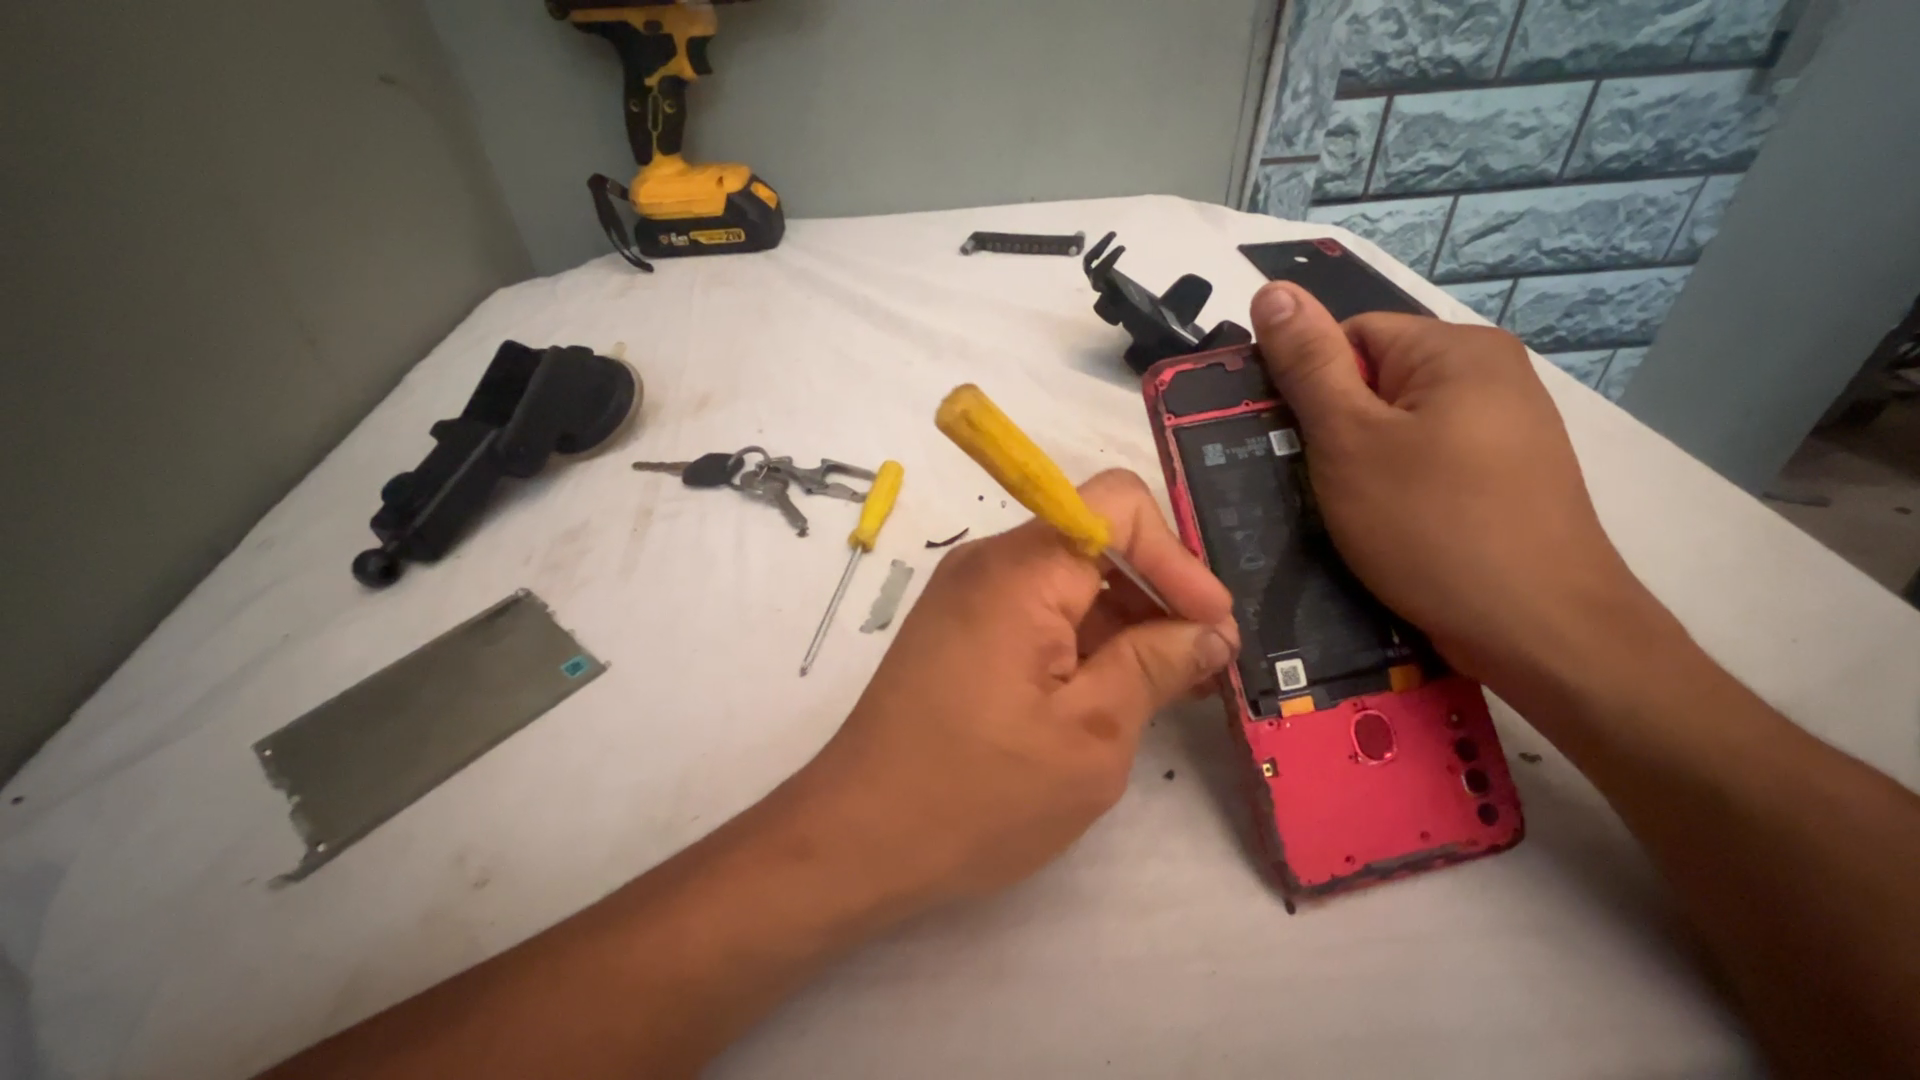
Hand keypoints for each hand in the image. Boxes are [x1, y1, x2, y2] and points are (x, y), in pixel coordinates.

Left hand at [797, 470, 1237, 908]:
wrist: (857, 841)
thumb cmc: (976, 795)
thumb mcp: (1090, 737)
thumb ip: (1154, 666)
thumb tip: (1209, 630)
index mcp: (1020, 571)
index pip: (1118, 505)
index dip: (1177, 557)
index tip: (1213, 625)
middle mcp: (988, 565)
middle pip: (1095, 540)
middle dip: (1159, 592)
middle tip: (1205, 663)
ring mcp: (968, 599)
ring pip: (1069, 581)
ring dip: (1127, 623)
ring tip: (1172, 687)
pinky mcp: (960, 634)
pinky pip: (1038, 614)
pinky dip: (1085, 643)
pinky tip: (1118, 693)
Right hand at [1247, 282, 1659, 686]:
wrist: (1540, 631)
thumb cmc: (1431, 527)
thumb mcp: (1348, 440)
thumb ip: (1308, 364)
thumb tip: (1272, 288)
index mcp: (1456, 348)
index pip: (1349, 336)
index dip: (1308, 387)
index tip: (1293, 445)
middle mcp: (1493, 373)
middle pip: (1376, 381)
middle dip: (1336, 429)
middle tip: (1317, 486)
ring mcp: (1511, 428)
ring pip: (1401, 428)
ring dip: (1363, 464)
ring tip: (1352, 513)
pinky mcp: (1512, 477)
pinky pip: (1432, 462)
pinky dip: (1400, 488)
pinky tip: (1393, 529)